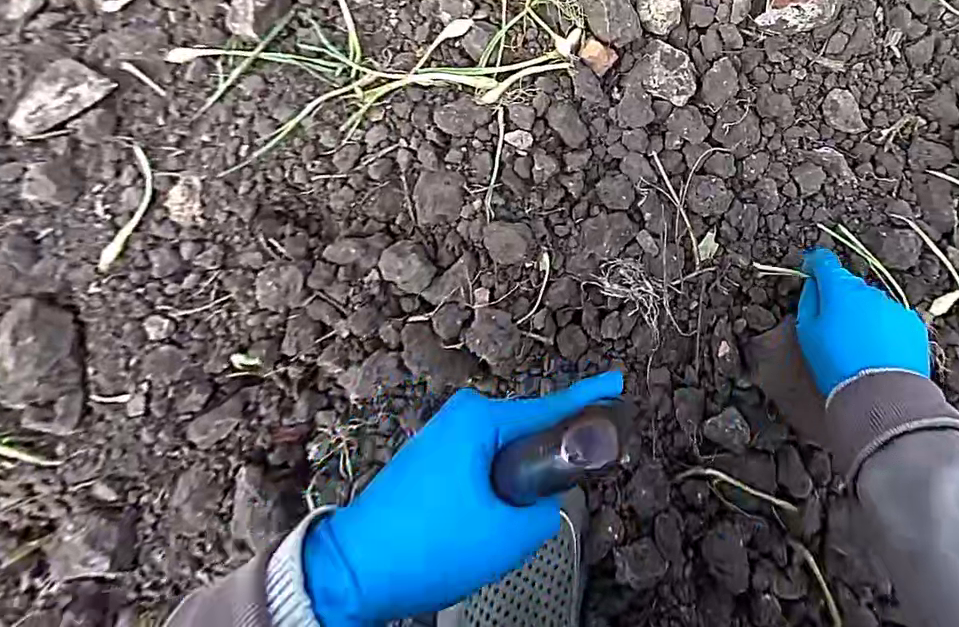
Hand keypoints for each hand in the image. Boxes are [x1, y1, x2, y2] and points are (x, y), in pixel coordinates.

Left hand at [302, 370, 624, 626]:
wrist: (342, 577)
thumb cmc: (425, 548)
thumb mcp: (504, 538)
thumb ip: (546, 512)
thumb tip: (549, 500)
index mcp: (481, 421)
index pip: (550, 406)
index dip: (589, 396)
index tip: (616, 382)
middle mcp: (463, 415)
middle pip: (529, 425)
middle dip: (556, 443)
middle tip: (585, 458)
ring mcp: (443, 433)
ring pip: (505, 444)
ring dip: (524, 465)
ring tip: (534, 496)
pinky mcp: (431, 455)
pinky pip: (483, 455)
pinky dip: (501, 472)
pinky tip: (503, 498)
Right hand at [795, 247, 929, 395]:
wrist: (881, 396)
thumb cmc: (838, 366)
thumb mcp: (808, 334)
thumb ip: (808, 301)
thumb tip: (813, 284)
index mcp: (839, 289)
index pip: (825, 261)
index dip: (816, 264)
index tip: (812, 270)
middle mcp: (868, 291)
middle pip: (850, 285)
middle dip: (841, 298)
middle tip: (835, 327)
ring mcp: (893, 306)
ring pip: (873, 303)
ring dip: (864, 315)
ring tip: (859, 348)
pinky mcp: (912, 323)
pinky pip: (894, 319)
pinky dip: (886, 329)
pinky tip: (880, 353)